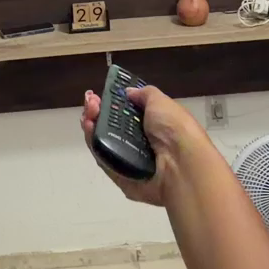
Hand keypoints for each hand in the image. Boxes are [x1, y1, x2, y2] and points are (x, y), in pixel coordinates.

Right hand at [81, 84, 206, 206]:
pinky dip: (94, 144)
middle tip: (90, 103)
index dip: (112, 103)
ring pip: (105, 143)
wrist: (181, 164)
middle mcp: (142, 143)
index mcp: (154, 125)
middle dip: (98, 112)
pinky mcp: (121, 177)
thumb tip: (129, 92)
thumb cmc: (174, 128)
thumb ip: (144, 94)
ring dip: (93, 126)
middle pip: (113, 128)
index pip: (127, 114)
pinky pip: (104, 160)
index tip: (99, 95)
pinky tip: (89, 128)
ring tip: (87, 114)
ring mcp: (131, 161)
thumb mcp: (161, 101)